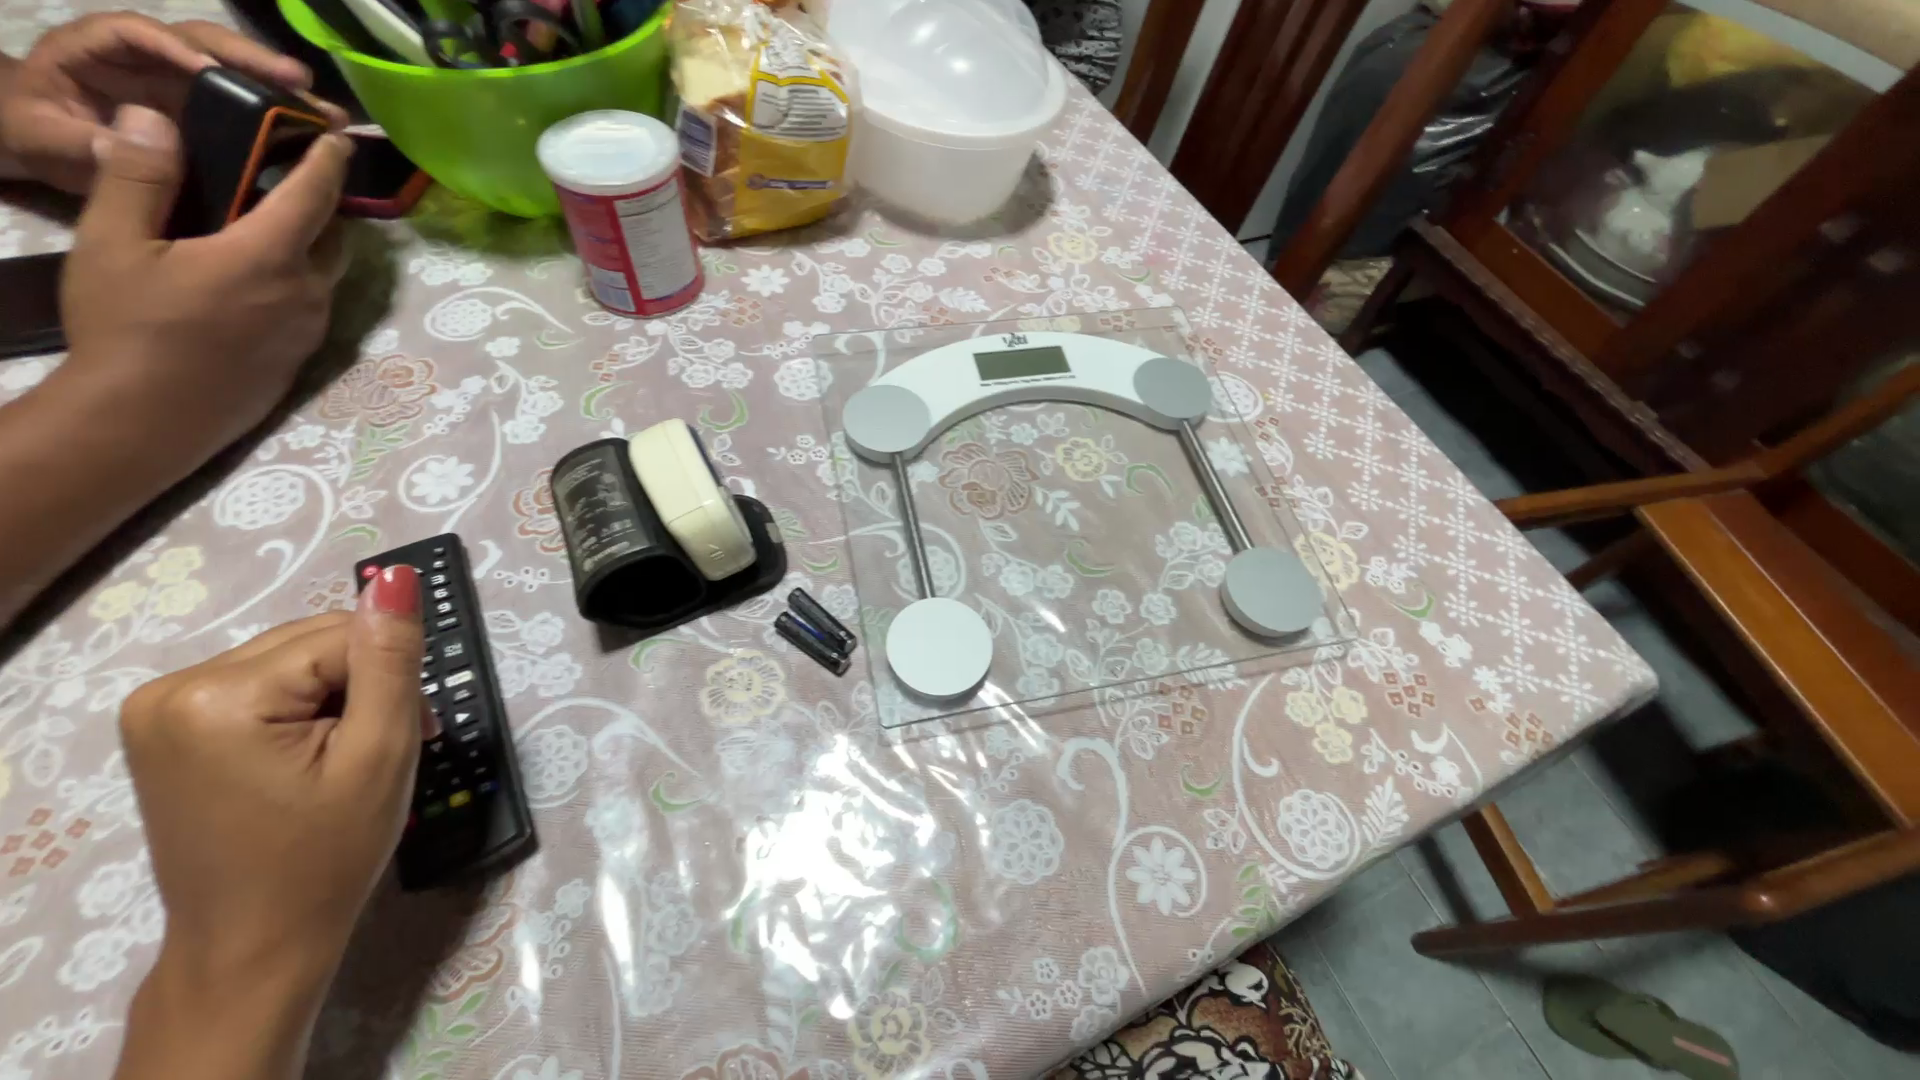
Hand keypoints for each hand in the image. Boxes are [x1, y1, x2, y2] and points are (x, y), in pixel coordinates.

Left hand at [1, 13, 344, 192]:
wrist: (49, 149)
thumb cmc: (38, 135)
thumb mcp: (43, 140)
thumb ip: (79, 142)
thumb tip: (130, 145)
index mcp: (96, 50)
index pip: (137, 34)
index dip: (174, 47)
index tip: (212, 72)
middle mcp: (150, 59)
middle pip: (203, 43)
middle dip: (251, 59)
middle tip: (297, 80)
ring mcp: (186, 85)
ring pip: (238, 73)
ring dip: (287, 91)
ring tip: (330, 113)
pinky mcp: (213, 114)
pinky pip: (254, 110)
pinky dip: (291, 119)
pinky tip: (325, 133)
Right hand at [59, 104, 351, 452]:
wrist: (149, 417)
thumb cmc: (129, 327)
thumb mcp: (114, 243)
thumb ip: (139, 177)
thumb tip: (155, 120)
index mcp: (270, 257)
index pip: (315, 197)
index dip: (327, 163)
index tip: (338, 139)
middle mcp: (308, 292)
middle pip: (332, 237)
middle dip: (320, 205)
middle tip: (288, 181)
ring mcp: (311, 328)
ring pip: (327, 273)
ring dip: (312, 244)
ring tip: (270, 224)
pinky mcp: (303, 354)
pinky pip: (314, 304)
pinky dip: (300, 278)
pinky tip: (260, 276)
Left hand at [120, 569, 428, 981]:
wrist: (255, 939)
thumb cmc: (328, 853)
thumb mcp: (380, 752)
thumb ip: (391, 659)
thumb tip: (395, 576)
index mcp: (218, 695)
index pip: (344, 638)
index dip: (390, 679)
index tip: (412, 734)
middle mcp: (171, 687)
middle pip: (313, 643)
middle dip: (364, 683)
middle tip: (388, 747)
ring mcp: (159, 707)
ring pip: (293, 660)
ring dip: (338, 694)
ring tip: (353, 756)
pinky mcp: (167, 726)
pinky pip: (264, 683)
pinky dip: (303, 708)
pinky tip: (314, 754)